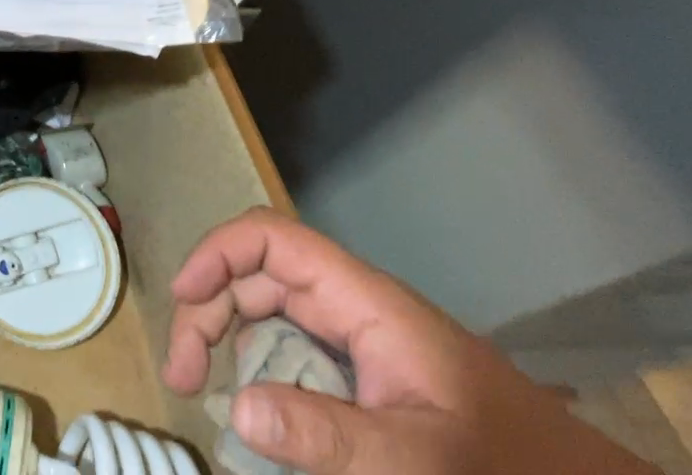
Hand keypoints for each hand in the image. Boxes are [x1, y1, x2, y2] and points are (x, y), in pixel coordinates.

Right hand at [162, 207, 653, 473]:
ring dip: (227, 345)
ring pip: (267, 317)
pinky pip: (293, 357)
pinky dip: (261, 376)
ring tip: (208, 397)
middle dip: (207, 314)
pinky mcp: (365, 377)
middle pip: (255, 278)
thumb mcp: (419, 461)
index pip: (272, 239)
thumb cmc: (508, 468)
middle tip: (186, 381)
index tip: (183, 299)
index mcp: (366, 303)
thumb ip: (330, 437)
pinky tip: (258, 417)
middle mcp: (354, 310)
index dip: (217, 252)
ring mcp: (358, 343)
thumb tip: (235, 408)